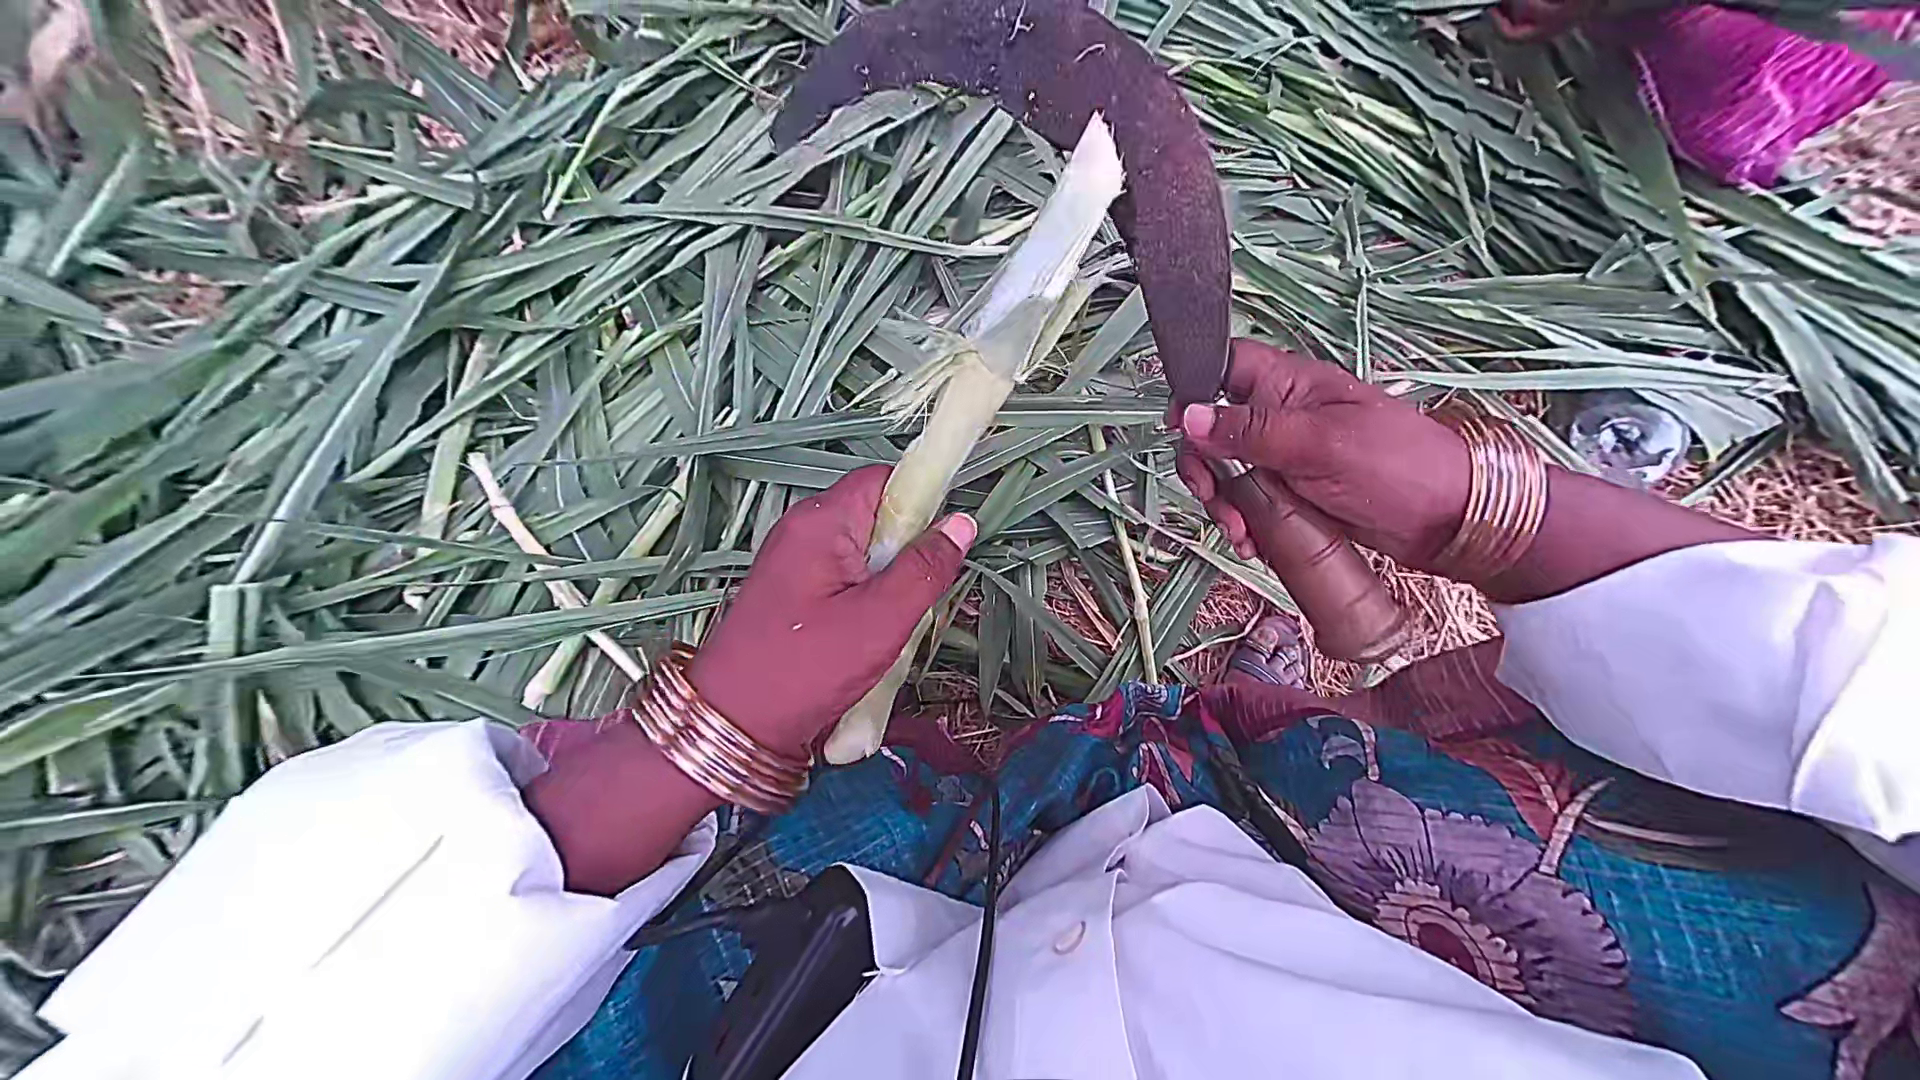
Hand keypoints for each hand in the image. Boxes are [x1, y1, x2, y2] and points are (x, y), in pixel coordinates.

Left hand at [688, 465, 975, 755]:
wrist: (735, 725)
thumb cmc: (806, 670)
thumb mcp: (880, 620)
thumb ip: (925, 568)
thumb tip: (962, 522)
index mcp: (820, 522)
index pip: (883, 480)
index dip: (923, 499)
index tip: (946, 539)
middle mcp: (804, 530)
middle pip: (876, 514)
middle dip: (909, 548)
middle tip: (920, 592)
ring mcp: (796, 560)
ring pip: (866, 550)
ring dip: (891, 578)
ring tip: (896, 619)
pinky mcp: (796, 590)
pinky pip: (847, 576)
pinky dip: (869, 596)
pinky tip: (872, 632)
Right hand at [1175, 339, 1469, 572]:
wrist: (1448, 519)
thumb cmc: (1397, 465)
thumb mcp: (1318, 443)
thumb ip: (1250, 429)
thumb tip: (1190, 417)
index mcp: (1288, 385)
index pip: (1223, 366)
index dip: (1193, 389)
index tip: (1178, 428)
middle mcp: (1277, 416)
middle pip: (1211, 429)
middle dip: (1202, 466)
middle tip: (1210, 494)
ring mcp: (1280, 456)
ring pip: (1223, 472)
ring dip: (1220, 503)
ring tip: (1241, 531)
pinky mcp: (1286, 490)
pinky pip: (1244, 501)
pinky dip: (1239, 522)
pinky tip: (1251, 541)